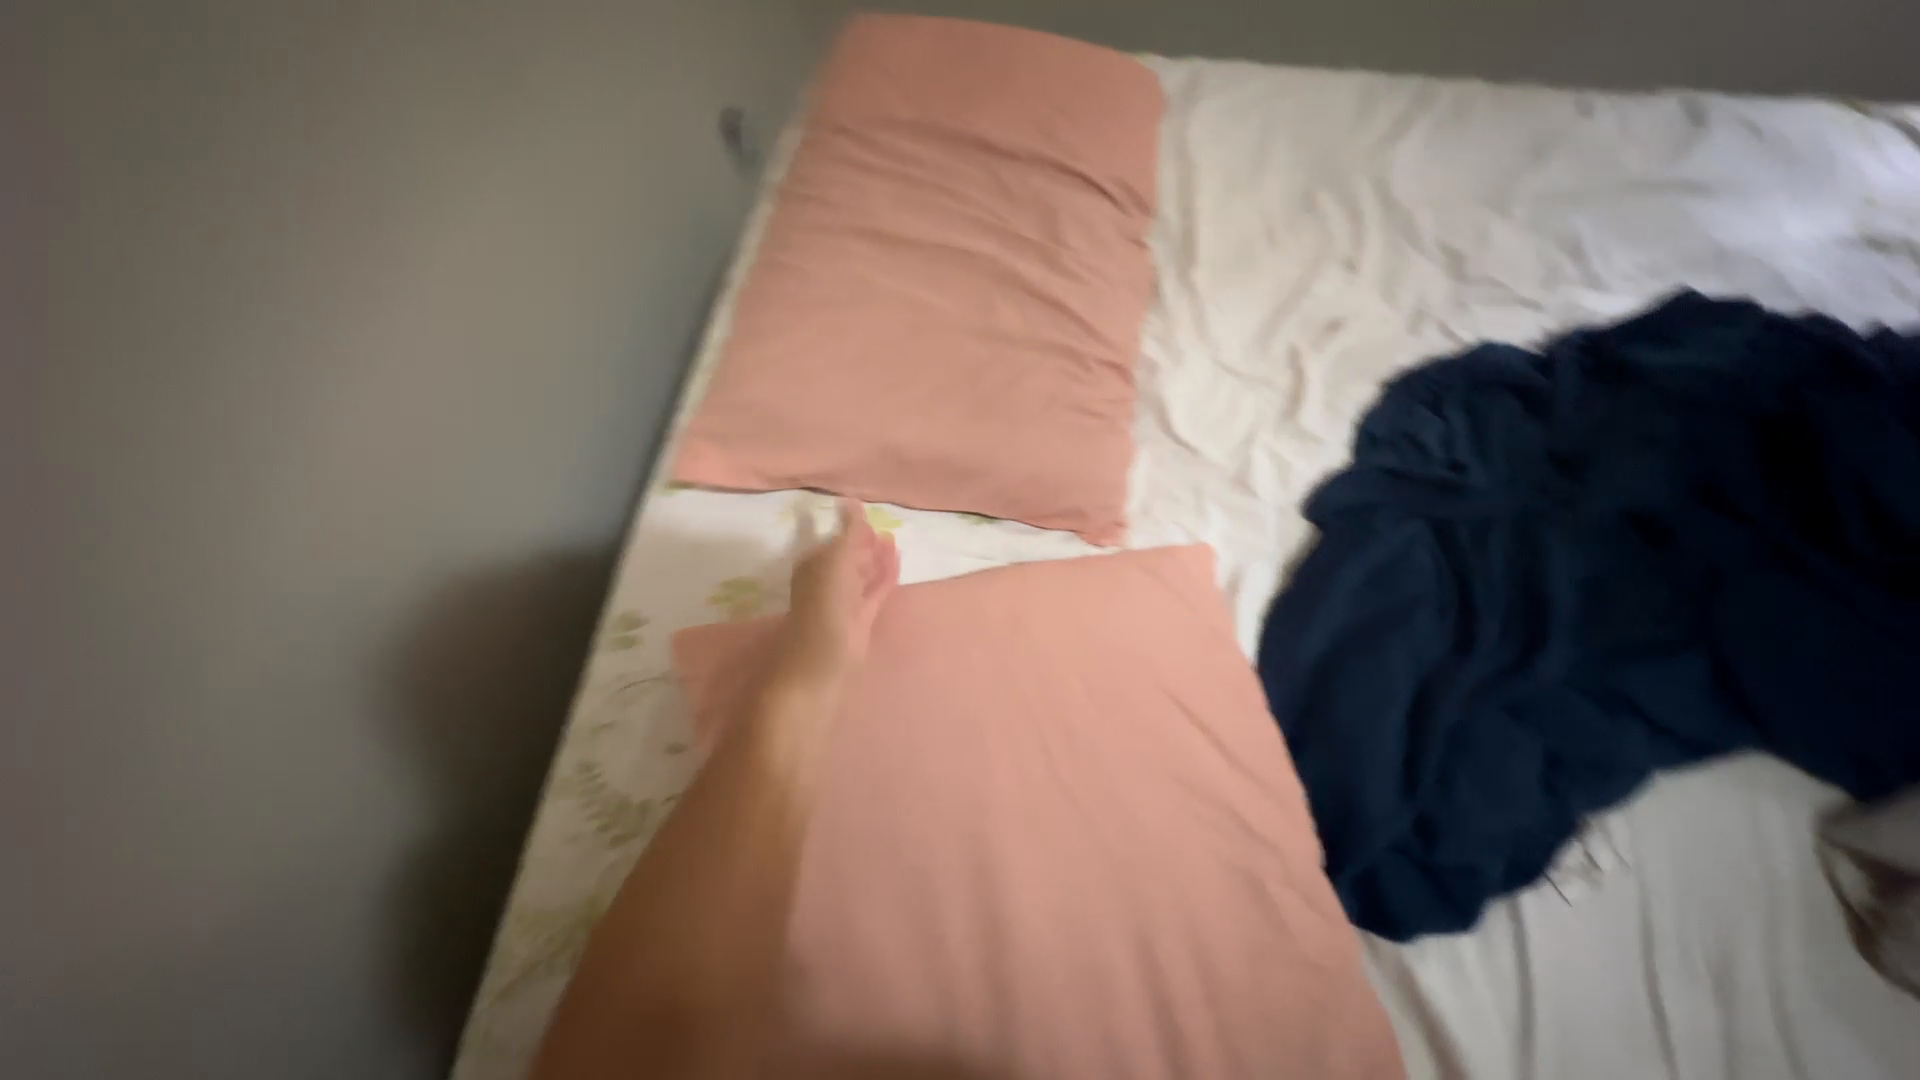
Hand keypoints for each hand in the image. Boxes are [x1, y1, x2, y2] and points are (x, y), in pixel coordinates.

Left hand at [760, 499, 900, 704]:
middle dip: (863, 540)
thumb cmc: (825, 607)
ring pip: (863, 572)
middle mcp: (829, 580)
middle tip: (884, 523)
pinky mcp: (862, 618)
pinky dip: (885, 574)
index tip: (864, 509)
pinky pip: (876, 589)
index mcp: (816, 564)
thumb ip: (848, 533)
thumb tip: (852, 501)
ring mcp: (846, 600)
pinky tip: (896, 560)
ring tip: (893, 538)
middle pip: (849, 555)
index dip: (849, 526)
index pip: (834, 539)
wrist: (822, 663)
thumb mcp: (836, 562)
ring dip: (876, 556)